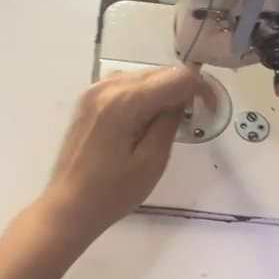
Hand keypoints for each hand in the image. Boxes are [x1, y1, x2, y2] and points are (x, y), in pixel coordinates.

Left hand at [38, 65, 205, 244]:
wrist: (68, 207)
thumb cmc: (112, 193)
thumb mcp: (152, 162)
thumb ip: (170, 122)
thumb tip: (182, 98)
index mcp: (124, 101)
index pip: (176, 77)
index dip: (201, 88)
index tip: (211, 110)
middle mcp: (107, 87)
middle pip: (159, 72)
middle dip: (182, 89)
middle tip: (197, 116)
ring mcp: (94, 91)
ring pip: (142, 76)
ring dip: (163, 91)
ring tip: (172, 120)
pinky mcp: (88, 100)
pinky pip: (125, 85)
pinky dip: (143, 95)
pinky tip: (147, 118)